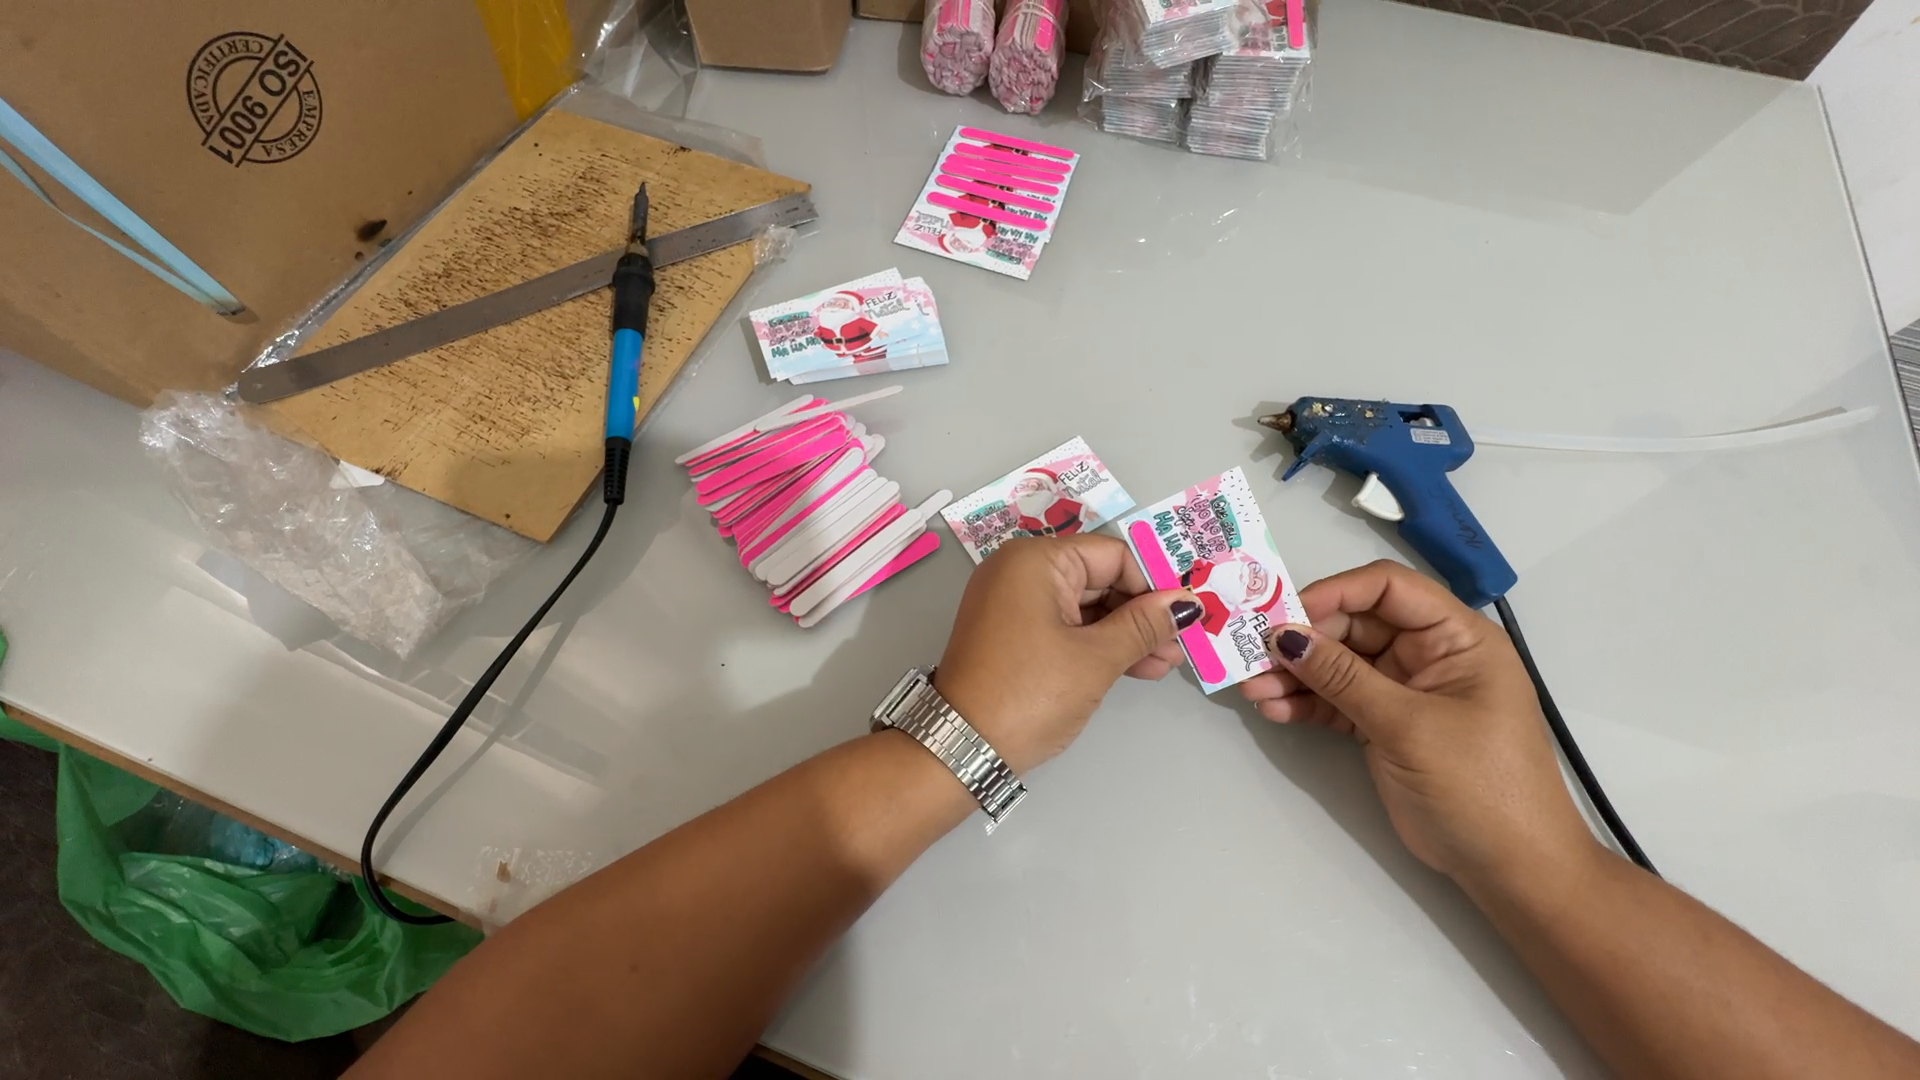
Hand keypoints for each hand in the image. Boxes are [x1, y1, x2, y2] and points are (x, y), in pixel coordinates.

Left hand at [934, 535, 1200, 773]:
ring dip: (1126, 632)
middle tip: (1184, 643)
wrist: (962, 747)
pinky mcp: (1013, 632)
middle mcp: (1020, 571)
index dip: (1154, 583)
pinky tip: (1137, 666)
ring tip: (1167, 662)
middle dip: (1143, 612)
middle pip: (1100, 578)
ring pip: (1086, 606)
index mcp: (1035, 560)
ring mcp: (1014, 602)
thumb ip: (1144, 625)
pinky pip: (1066, 625)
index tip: (1188, 613)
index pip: (1112, 555)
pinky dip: (1098, 643)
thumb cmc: (1030, 693)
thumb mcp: (1095, 659)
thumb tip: (1185, 603)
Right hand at [1240, 560, 1600, 884]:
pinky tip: (1273, 710)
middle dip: (1302, 641)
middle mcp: (1426, 654)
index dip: (1336, 593)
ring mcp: (1401, 690)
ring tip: (1253, 690)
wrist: (1510, 870)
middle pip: (1352, 625)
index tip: (1287, 615)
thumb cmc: (1480, 786)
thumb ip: (1343, 677)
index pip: (1389, 589)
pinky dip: (1302, 703)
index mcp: (1455, 638)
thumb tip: (1284, 636)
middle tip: (1255, 657)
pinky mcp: (1380, 723)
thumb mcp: (1409, 725)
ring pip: (1335, 664)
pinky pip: (1332, 699)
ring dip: (1293, 675)